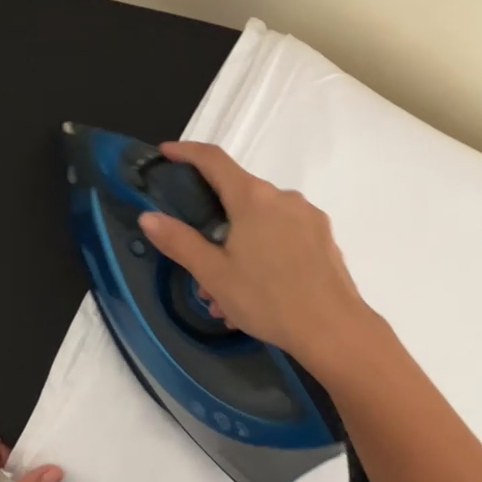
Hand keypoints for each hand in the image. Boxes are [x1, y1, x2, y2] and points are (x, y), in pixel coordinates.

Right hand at [137, 142, 374, 365]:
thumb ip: (179, 242)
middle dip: (212, 229)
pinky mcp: (323, 238)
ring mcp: (307, 216)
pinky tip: (258, 293)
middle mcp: (282, 197)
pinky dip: (263, 256)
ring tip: (228, 297)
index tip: (167, 154)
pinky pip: (282, 238)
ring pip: (260, 224)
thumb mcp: (214, 274)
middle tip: (198, 269)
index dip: (186, 153)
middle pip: (237, 198)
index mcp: (252, 198)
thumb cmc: (267, 299)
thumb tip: (149, 217)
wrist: (332, 328)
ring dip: (237, 251)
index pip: (213, 160)